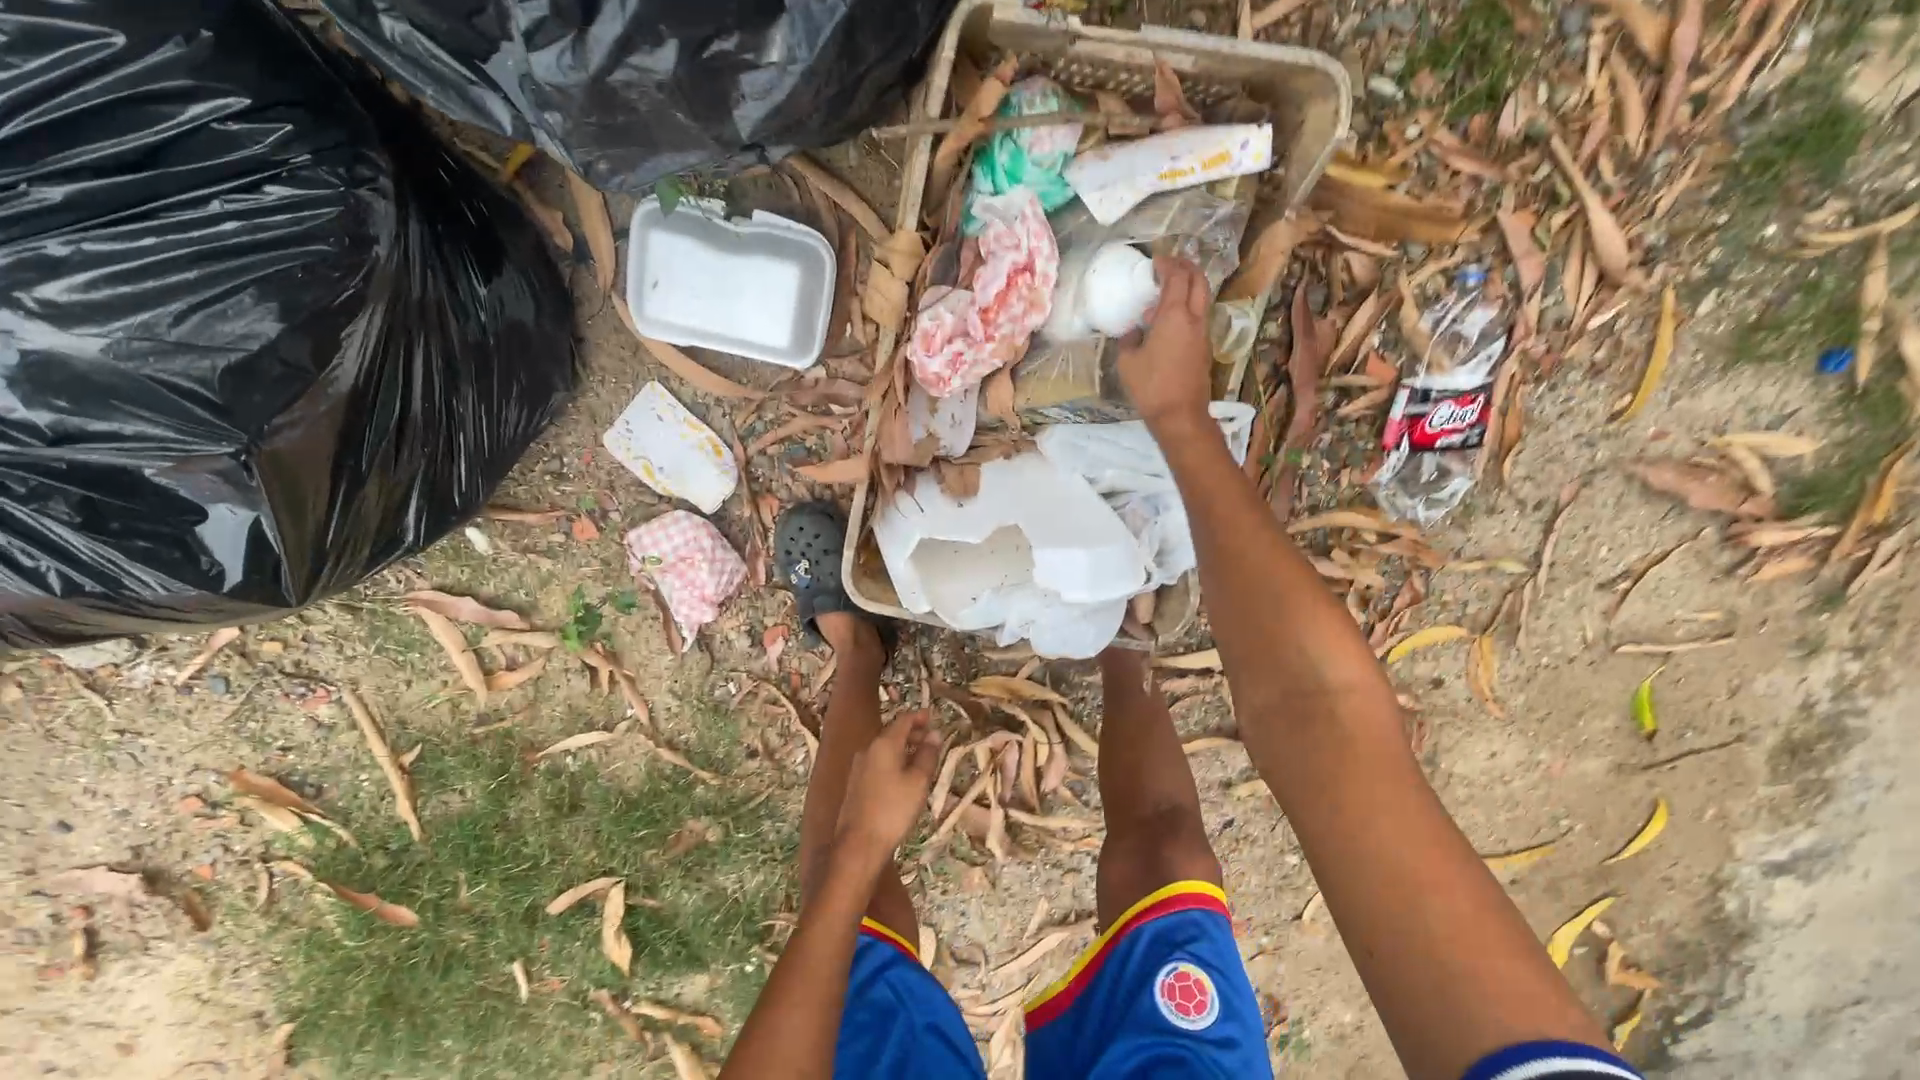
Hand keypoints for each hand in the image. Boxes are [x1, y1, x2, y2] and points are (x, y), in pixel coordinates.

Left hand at [834, 712, 943, 857]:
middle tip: (932, 739)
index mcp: (883, 744)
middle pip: (893, 733)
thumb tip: (934, 735)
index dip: (920, 717)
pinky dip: (895, 761)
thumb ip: (927, 755)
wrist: (859, 843)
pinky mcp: (857, 784)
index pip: (903, 720)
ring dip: (905, 748)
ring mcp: (859, 767)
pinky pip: (879, 763)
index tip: (934, 716)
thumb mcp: (918, 782)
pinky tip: (905, 776)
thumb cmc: (893, 809)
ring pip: (885, 749)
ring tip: (923, 758)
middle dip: (913, 733)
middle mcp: (868, 750)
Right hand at [1117, 256, 1213, 433]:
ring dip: (1189, 288)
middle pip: (1199, 281)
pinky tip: (1170, 320)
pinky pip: (1199, 317)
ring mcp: (1202, 334)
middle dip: (1186, 267)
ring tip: (1168, 291)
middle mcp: (1194, 319)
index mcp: (1174, 315)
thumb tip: (1133, 331)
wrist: (1180, 415)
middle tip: (1170, 266)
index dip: (1167, 264)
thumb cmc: (1151, 387)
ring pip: (1203, 298)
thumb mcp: (1127, 362)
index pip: (1177, 277)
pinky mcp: (1204, 348)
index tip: (1155, 262)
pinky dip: (1188, 307)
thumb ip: (1129, 339)